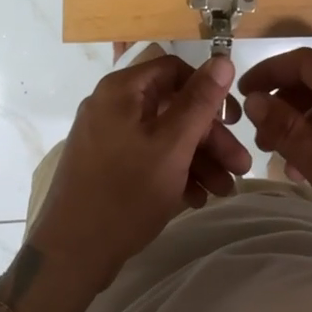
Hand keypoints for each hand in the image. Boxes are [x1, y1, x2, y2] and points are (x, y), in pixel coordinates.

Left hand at [30, 54, 251, 286]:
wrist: (70, 253)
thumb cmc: (125, 192)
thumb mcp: (172, 145)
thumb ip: (200, 102)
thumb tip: (222, 58)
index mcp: (123, 90)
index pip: (175, 70)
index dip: (208, 91)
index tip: (234, 120)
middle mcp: (112, 105)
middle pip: (172, 107)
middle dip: (210, 137)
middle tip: (240, 167)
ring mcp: (106, 136)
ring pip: (162, 136)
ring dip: (197, 159)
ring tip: (225, 190)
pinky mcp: (105, 165)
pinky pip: (147, 156)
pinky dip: (174, 172)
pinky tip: (197, 198)